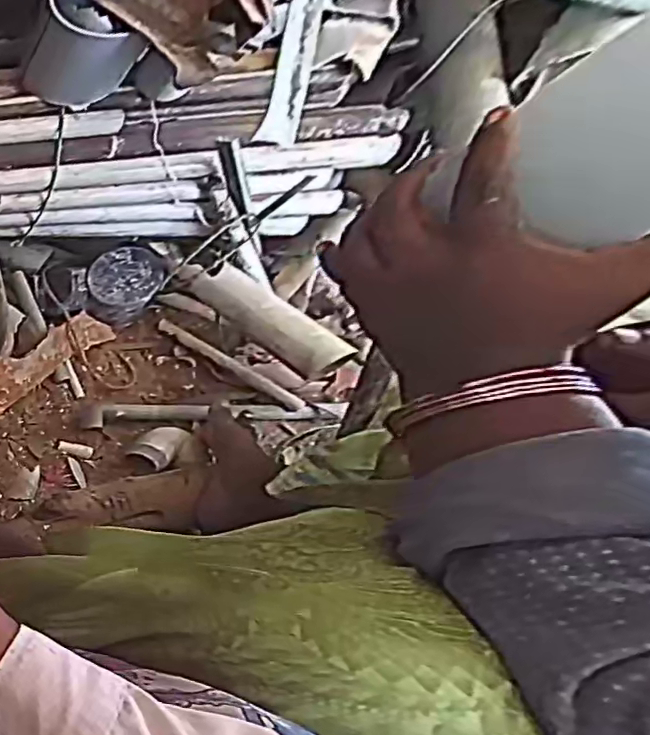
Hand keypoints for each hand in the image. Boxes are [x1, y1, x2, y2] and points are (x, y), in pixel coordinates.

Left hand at [322, 108, 649, 399]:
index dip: (488, 146)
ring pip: (359, 236)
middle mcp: (420, 263)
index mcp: (480, 245)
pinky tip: (339, 241)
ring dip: (370, 212)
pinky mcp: (367, 308)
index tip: (493, 124)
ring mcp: (386, 287)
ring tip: (387, 198)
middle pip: (397, 206)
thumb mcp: (623, 277)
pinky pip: (341, 273)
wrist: (483, 385)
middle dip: (411, 178)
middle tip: (429, 166)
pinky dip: (338, 252)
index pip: (480, 180)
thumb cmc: (543, 335)